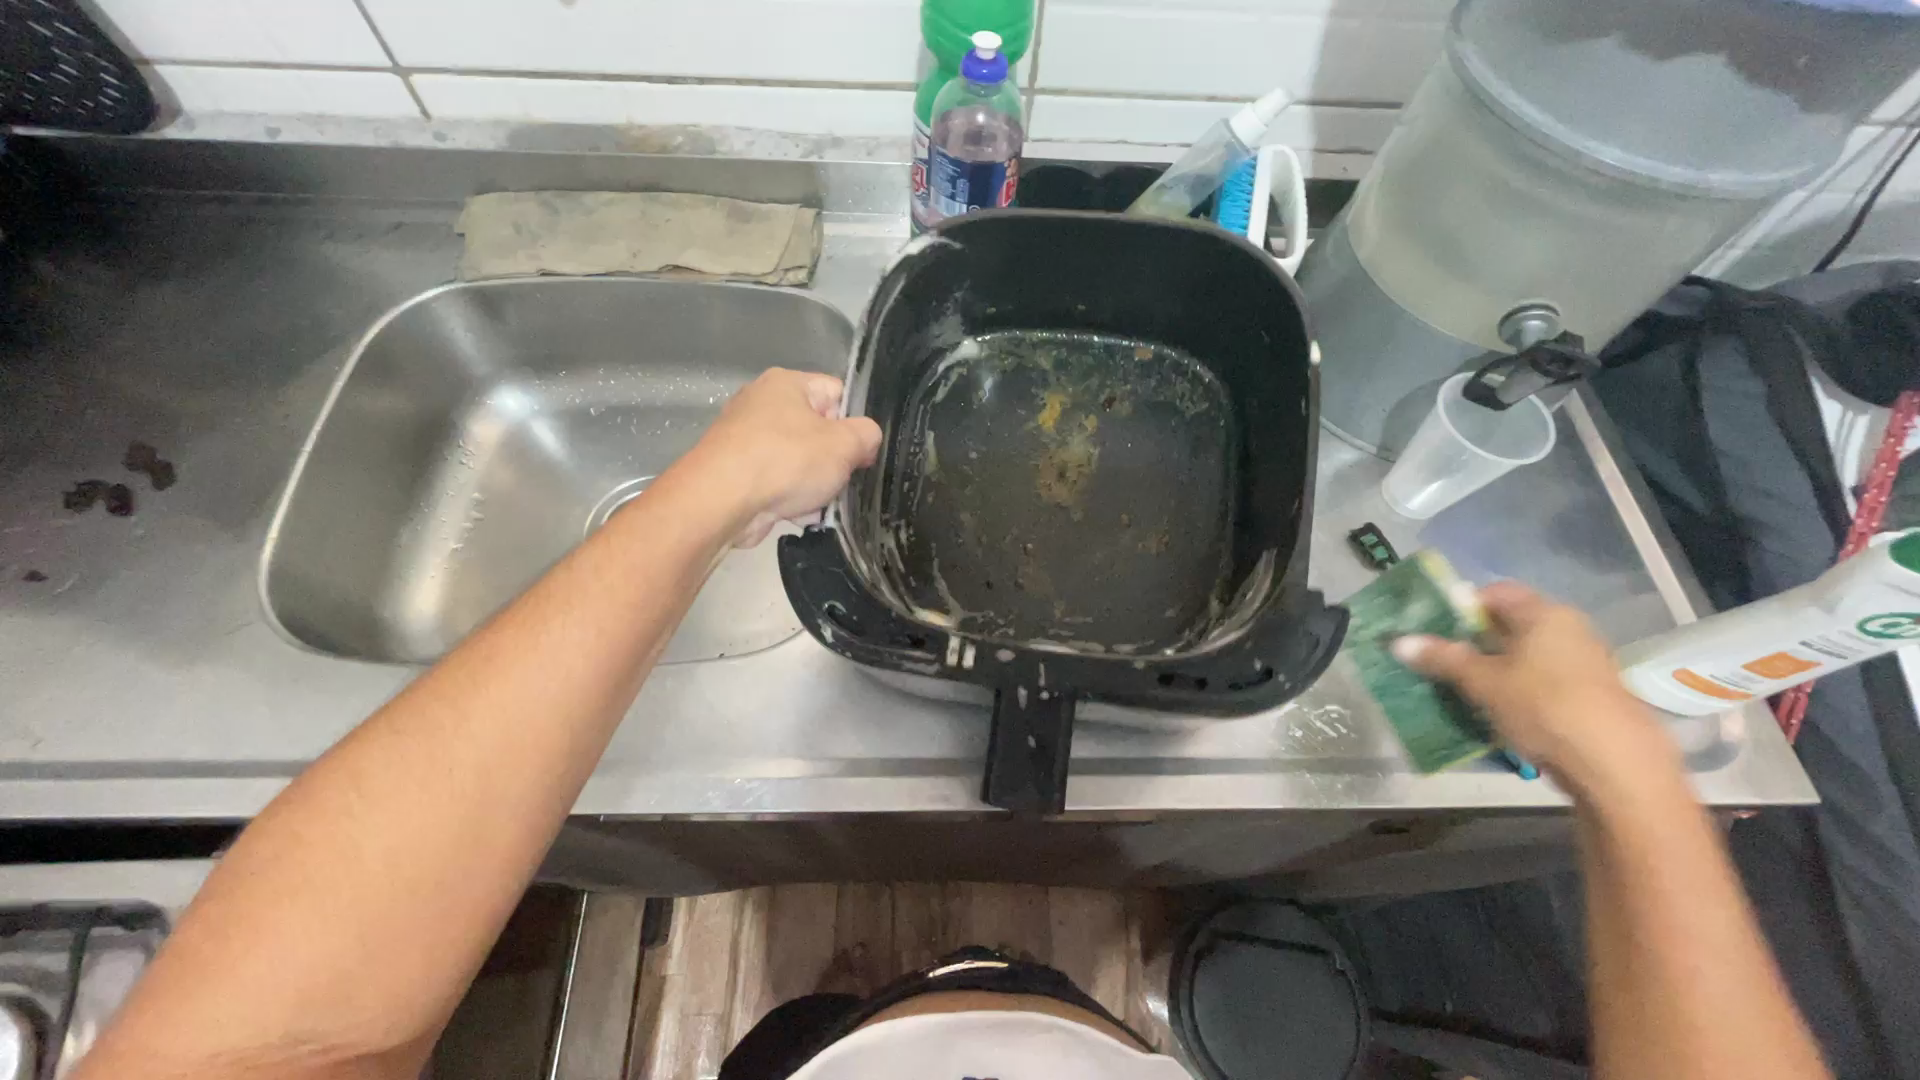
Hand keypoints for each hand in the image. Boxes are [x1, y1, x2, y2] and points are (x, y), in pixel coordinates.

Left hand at [677, 369, 881, 546]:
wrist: (721, 501)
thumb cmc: (786, 461)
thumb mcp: (844, 444)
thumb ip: (867, 435)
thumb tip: (866, 439)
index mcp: (787, 383)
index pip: (837, 393)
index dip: (855, 423)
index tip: (862, 453)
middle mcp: (761, 403)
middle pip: (818, 431)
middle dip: (834, 461)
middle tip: (843, 481)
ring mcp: (744, 439)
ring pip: (799, 461)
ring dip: (814, 486)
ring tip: (818, 504)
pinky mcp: (735, 471)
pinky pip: (776, 482)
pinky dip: (789, 498)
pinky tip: (796, 515)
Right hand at [1390, 582, 1677, 794]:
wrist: (1614, 764)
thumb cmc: (1543, 706)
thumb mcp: (1482, 682)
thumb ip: (1441, 658)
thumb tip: (1398, 641)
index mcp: (1545, 614)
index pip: (1494, 593)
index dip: (1460, 606)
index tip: (1434, 630)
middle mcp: (1568, 629)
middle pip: (1510, 624)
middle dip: (1472, 641)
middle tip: (1439, 660)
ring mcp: (1583, 662)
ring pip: (1524, 655)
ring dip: (1492, 668)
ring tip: (1461, 688)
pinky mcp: (1588, 694)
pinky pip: (1540, 679)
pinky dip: (1515, 688)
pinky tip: (1496, 710)